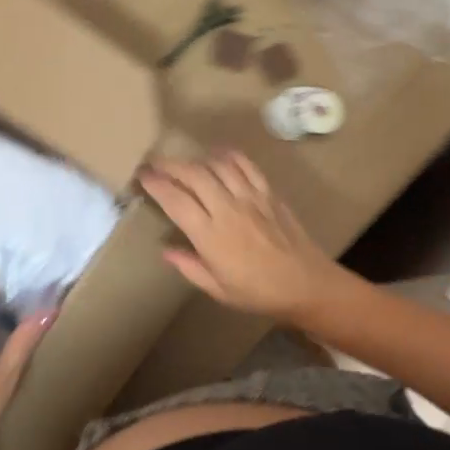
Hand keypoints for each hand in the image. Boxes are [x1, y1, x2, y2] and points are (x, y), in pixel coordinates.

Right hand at [140, 152, 355, 323]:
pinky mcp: (269, 194)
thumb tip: (167, 250)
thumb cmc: (258, 293)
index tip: (143, 177)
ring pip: (218, 166)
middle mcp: (228, 209)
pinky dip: (230, 157)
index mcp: (210, 235)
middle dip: (171, 165)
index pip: (175, 200)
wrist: (305, 284)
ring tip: (186, 163)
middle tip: (156, 164)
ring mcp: (251, 198)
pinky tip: (220, 156)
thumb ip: (190, 266)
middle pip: (194, 175)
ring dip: (198, 160)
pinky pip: (247, 167)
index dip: (156, 185)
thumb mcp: (218, 289)